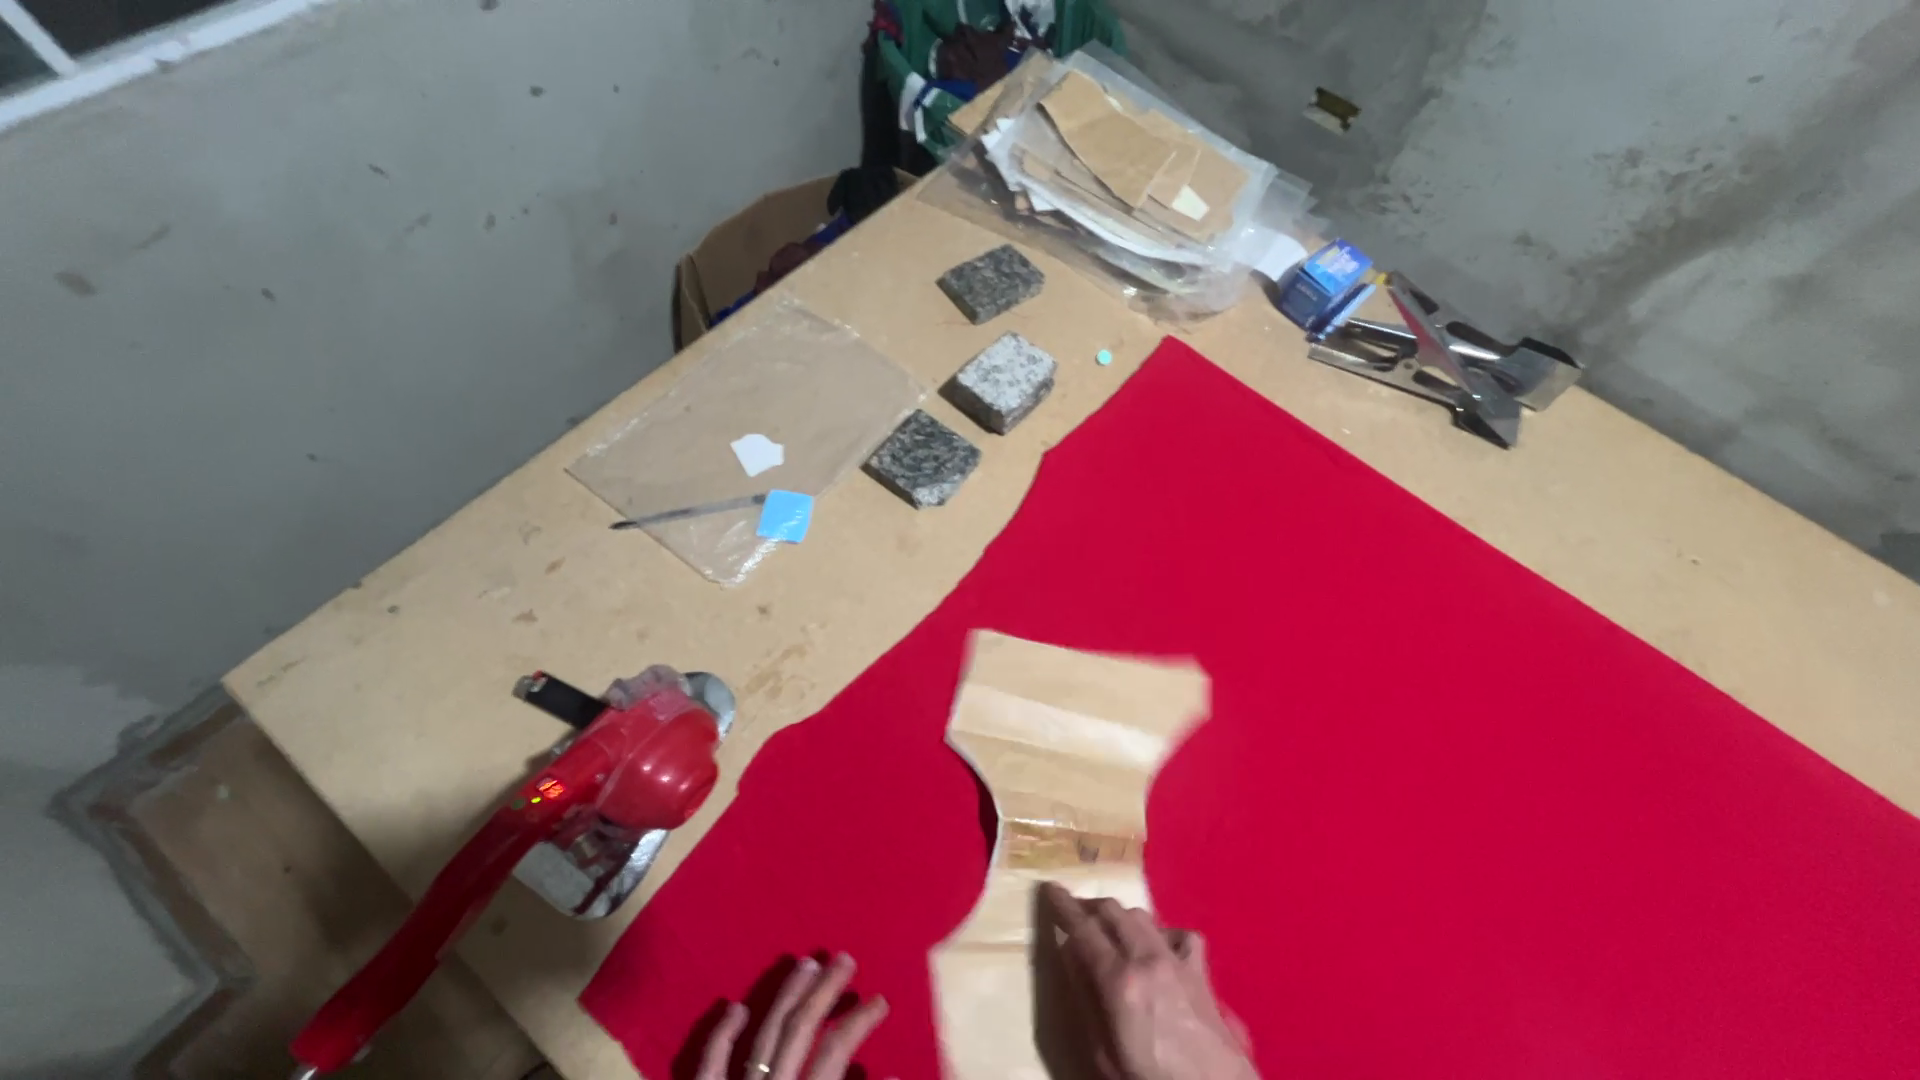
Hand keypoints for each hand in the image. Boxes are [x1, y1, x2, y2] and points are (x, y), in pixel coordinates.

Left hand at [694, 952, 889, 1079]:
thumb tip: (892, 1074)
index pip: (836, 1052)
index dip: (860, 1022)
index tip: (881, 1000)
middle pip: (799, 1029)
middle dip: (823, 991)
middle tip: (845, 958)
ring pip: (761, 1035)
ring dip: (784, 998)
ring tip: (804, 964)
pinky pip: (708, 1065)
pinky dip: (722, 1035)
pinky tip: (735, 1006)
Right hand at [1041, 882, 1257, 1079]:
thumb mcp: (1103, 1055)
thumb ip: (1085, 1000)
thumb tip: (1070, 954)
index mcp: (1120, 981)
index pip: (1083, 929)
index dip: (1063, 907)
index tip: (1050, 888)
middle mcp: (1148, 959)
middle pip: (1112, 911)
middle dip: (1088, 906)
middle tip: (1073, 912)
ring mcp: (1177, 961)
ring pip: (1142, 916)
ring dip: (1119, 916)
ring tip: (1108, 929)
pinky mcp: (1200, 972)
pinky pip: (1179, 934)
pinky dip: (1162, 933)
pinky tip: (1157, 947)